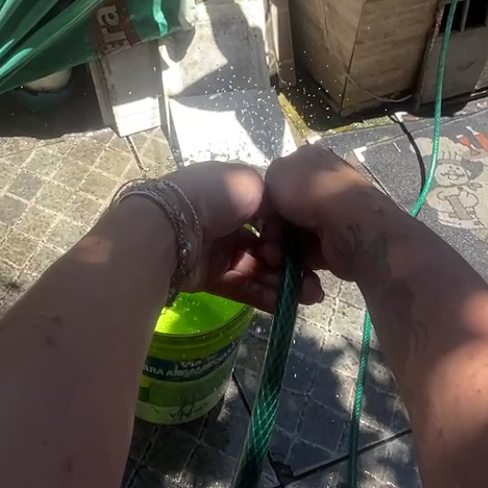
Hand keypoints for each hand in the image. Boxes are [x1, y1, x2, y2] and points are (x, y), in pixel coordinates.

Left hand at [162, 161, 323, 312]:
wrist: (175, 227)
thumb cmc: (217, 196)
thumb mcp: (251, 182)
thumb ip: (271, 199)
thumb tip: (278, 219)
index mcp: (232, 191)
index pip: (268, 213)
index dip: (287, 230)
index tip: (304, 243)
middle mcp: (225, 219)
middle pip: (264, 244)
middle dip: (290, 262)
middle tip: (312, 278)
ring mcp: (217, 249)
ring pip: (256, 268)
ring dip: (283, 282)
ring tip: (310, 296)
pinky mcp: (209, 276)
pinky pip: (242, 286)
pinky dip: (264, 295)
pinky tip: (286, 304)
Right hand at [261, 145, 387, 281]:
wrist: (348, 223)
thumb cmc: (309, 191)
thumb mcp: (275, 173)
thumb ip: (265, 184)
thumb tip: (270, 202)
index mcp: (310, 160)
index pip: (280, 179)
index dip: (266, 198)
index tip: (259, 214)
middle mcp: (321, 185)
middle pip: (285, 210)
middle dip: (272, 228)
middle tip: (266, 240)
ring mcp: (330, 214)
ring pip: (293, 234)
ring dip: (279, 247)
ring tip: (274, 255)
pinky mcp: (334, 242)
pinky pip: (306, 252)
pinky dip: (295, 259)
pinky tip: (287, 264)